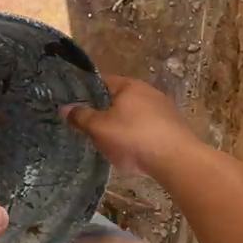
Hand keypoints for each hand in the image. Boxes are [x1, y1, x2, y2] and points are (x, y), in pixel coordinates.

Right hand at [61, 75, 201, 175]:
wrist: (177, 160)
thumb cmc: (133, 137)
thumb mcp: (99, 128)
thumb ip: (81, 117)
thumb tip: (64, 107)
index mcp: (129, 85)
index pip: (103, 82)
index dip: (88, 93)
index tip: (78, 107)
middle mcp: (149, 91)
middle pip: (120, 99)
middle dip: (107, 112)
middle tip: (93, 128)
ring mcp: (165, 110)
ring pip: (136, 115)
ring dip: (124, 126)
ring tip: (113, 143)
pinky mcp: (175, 128)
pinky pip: (150, 128)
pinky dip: (140, 136)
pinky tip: (135, 152)